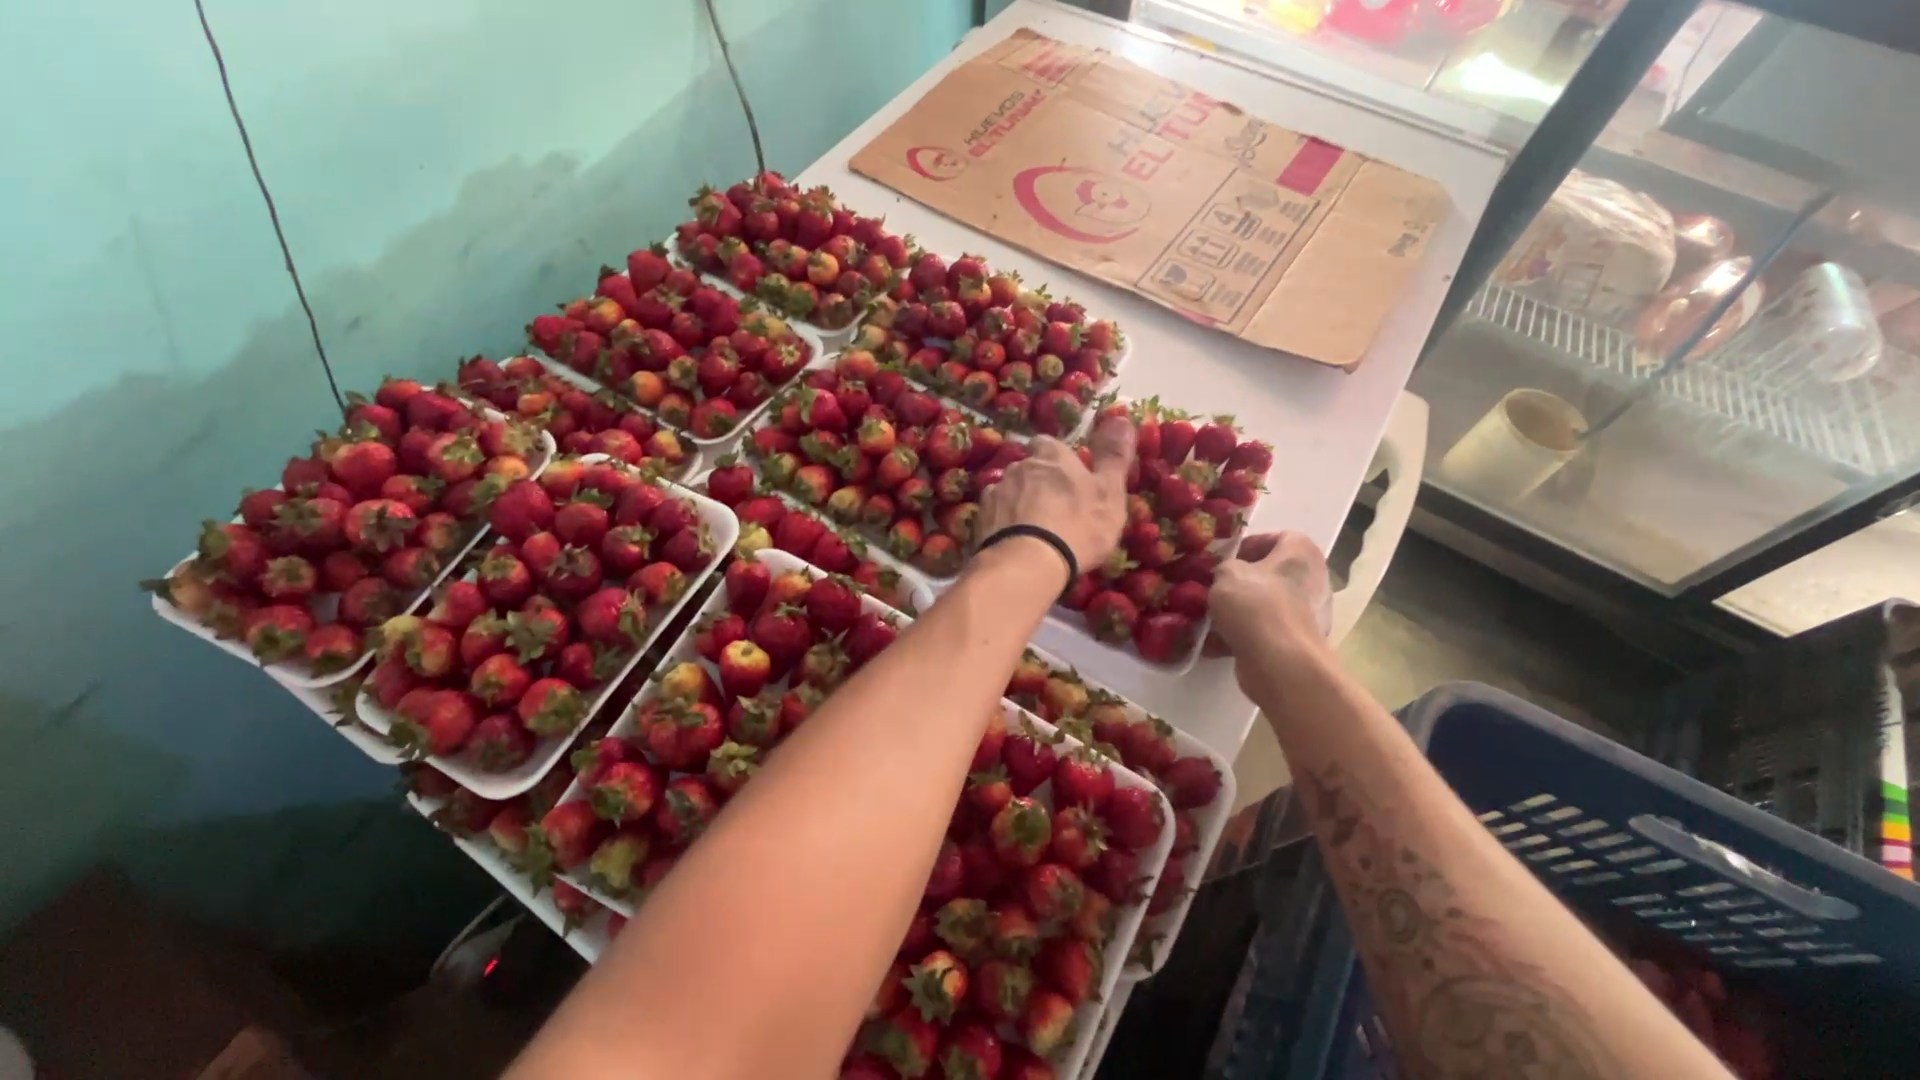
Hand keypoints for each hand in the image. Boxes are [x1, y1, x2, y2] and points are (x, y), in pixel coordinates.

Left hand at [977, 416, 1134, 574]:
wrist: (1029, 562)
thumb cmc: (1078, 525)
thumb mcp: (1109, 492)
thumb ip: (1114, 456)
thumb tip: (1122, 417)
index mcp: (1052, 455)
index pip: (1048, 443)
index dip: (1056, 458)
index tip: (1066, 475)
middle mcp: (1020, 466)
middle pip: (1027, 467)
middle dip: (1037, 481)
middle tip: (1053, 507)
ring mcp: (996, 491)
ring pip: (1008, 490)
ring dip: (1018, 502)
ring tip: (1032, 528)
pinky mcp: (980, 519)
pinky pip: (994, 515)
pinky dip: (1002, 523)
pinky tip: (1013, 540)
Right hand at [1207, 532, 1332, 693]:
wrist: (1278, 662)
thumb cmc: (1255, 605)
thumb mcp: (1226, 573)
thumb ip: (1224, 567)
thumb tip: (1225, 576)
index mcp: (1302, 553)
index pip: (1279, 537)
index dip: (1250, 545)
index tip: (1225, 560)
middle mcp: (1314, 580)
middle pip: (1272, 574)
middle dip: (1241, 582)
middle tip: (1214, 589)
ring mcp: (1310, 615)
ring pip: (1267, 605)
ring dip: (1240, 611)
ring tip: (1210, 619)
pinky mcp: (1298, 643)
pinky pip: (1266, 632)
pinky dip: (1244, 636)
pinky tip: (1216, 644)